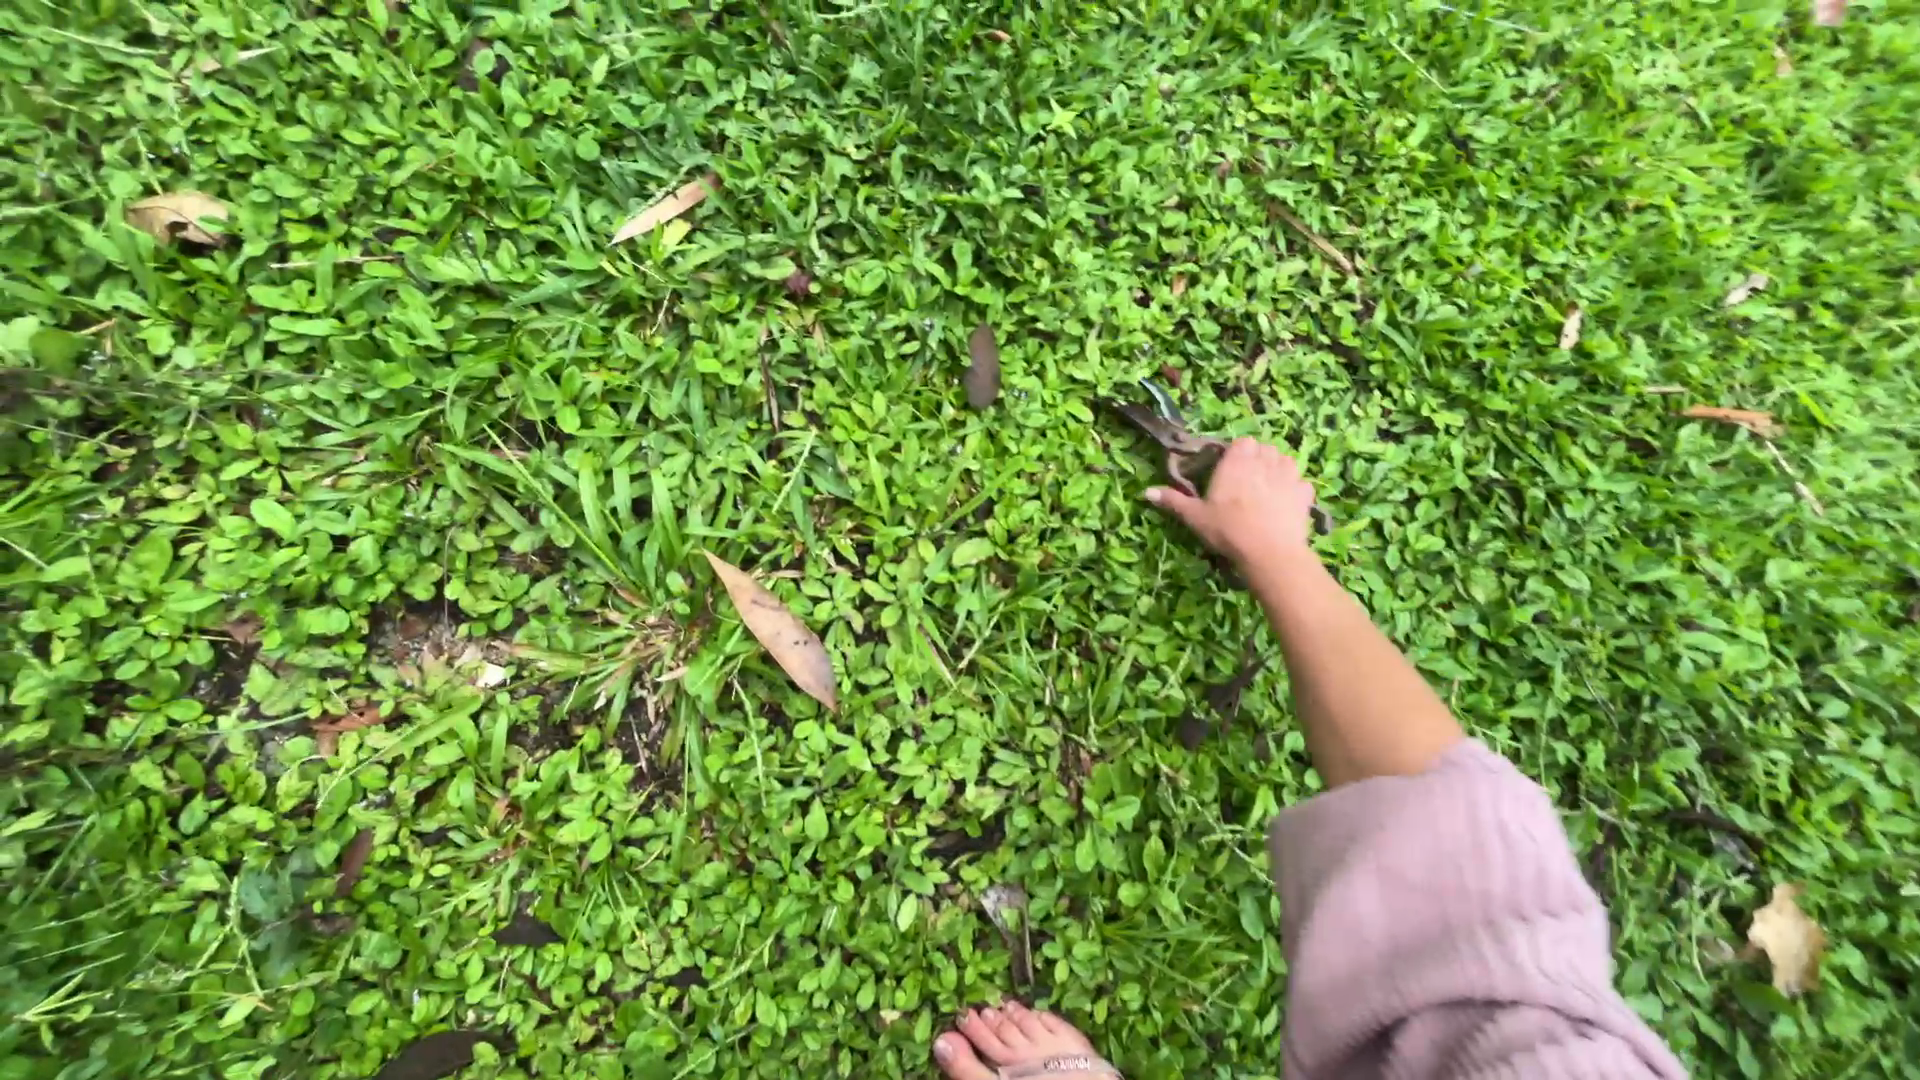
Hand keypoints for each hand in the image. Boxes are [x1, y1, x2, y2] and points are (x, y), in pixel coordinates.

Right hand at [1144, 438, 1318, 572]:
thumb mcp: (1195, 517)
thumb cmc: (1228, 529)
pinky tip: (1285, 505)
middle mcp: (1265, 461)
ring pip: (1285, 461)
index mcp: (1238, 461)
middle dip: (1258, 459)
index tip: (1230, 469)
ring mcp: (1290, 475)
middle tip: (1246, 482)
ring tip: (1267, 489)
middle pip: (1265, 448)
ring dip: (1278, 469)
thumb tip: (1145, 491)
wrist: (1269, 552)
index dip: (1238, 453)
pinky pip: (1301, 483)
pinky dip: (1295, 490)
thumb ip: (1173, 501)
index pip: (1242, 442)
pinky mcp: (1306, 494)